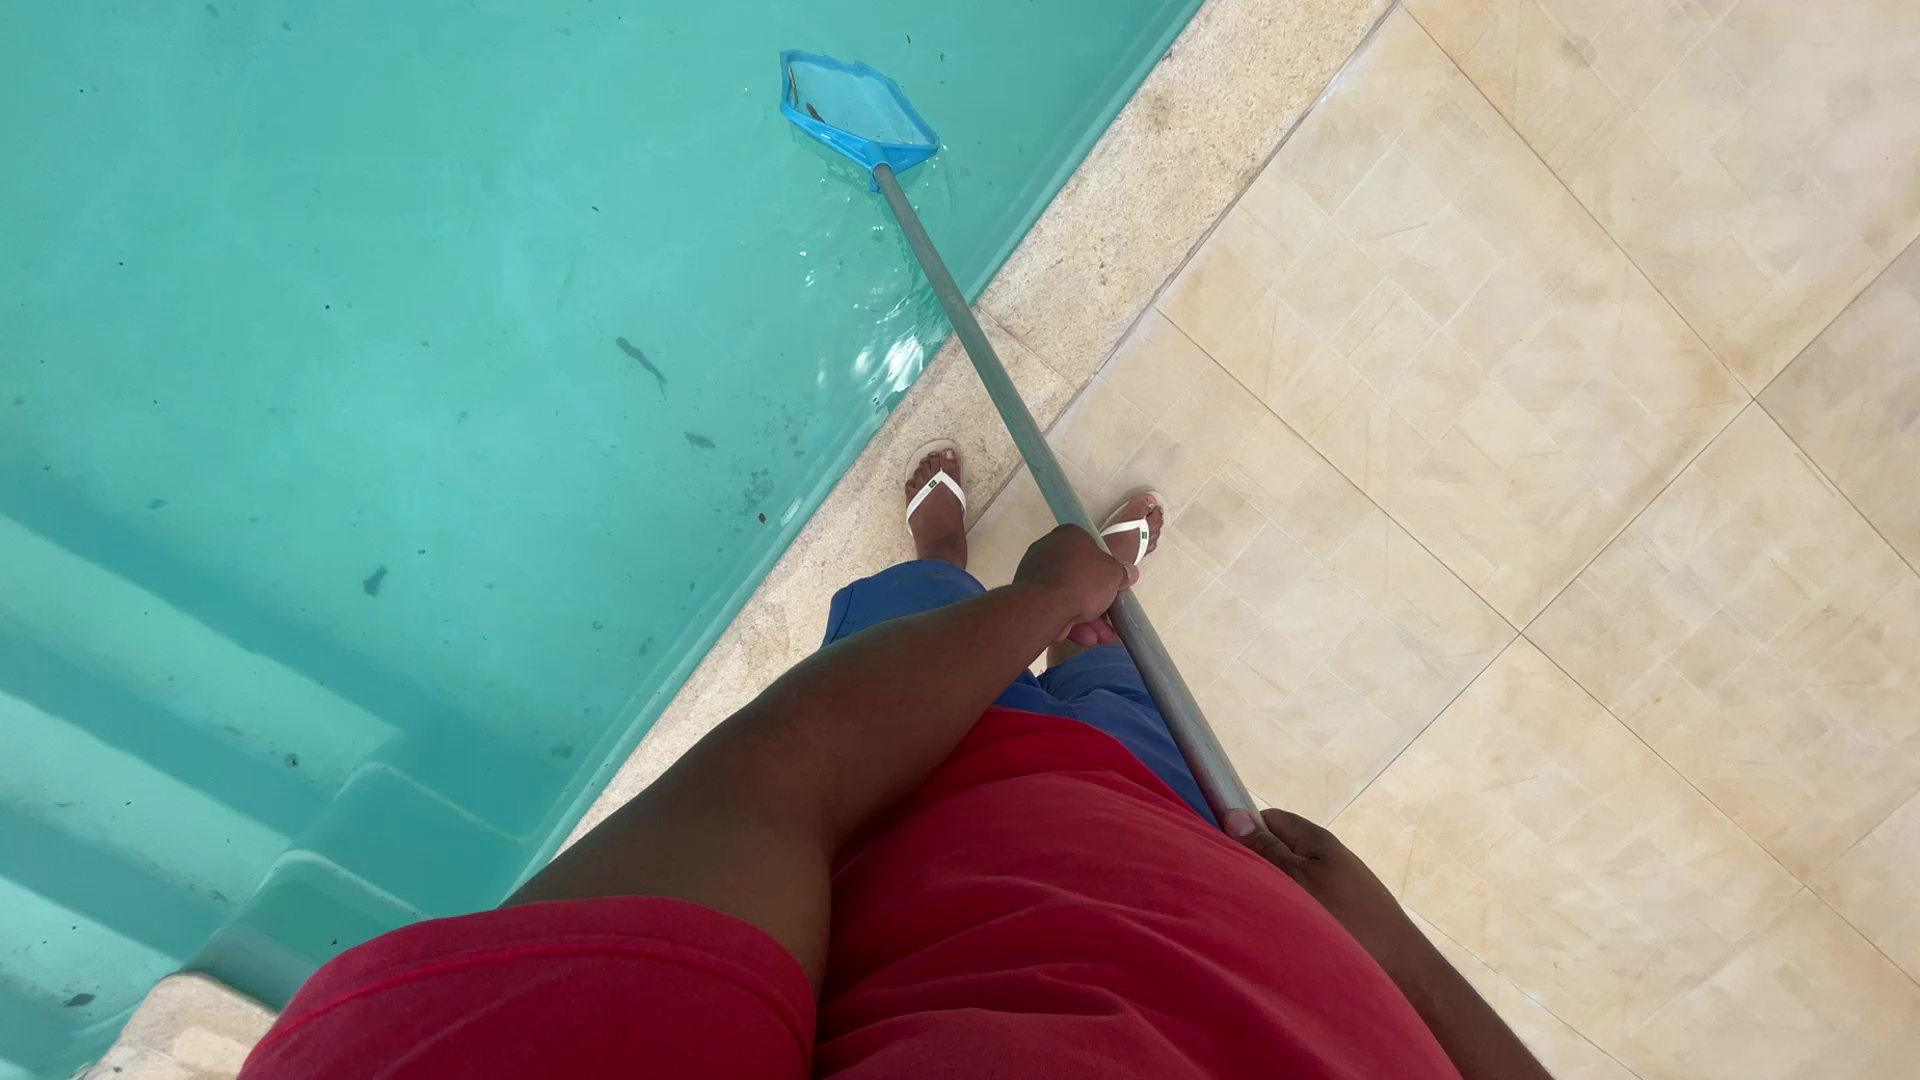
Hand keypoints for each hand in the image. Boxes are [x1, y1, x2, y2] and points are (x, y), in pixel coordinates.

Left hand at [1012, 524, 1134, 646]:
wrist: (1045, 607)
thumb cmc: (1080, 581)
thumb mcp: (1113, 574)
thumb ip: (1121, 573)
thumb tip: (1128, 572)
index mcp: (1068, 535)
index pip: (1090, 548)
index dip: (1105, 570)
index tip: (1114, 585)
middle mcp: (1048, 550)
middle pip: (1080, 577)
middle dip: (1098, 602)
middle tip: (1110, 617)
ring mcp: (1036, 574)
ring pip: (1068, 597)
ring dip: (1088, 618)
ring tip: (1102, 634)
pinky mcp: (1029, 597)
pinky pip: (1055, 608)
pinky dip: (1070, 623)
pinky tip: (1085, 637)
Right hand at [1224, 807, 1431, 985]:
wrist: (1409, 977)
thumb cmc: (1348, 920)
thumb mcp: (1297, 881)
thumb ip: (1265, 849)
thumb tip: (1233, 814)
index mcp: (1317, 839)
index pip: (1270, 818)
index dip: (1245, 830)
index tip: (1227, 854)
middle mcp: (1329, 857)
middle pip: (1279, 849)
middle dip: (1259, 866)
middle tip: (1241, 889)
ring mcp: (1340, 887)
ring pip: (1292, 880)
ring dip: (1276, 893)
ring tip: (1264, 916)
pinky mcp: (1348, 916)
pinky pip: (1308, 903)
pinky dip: (1294, 914)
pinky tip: (1288, 934)